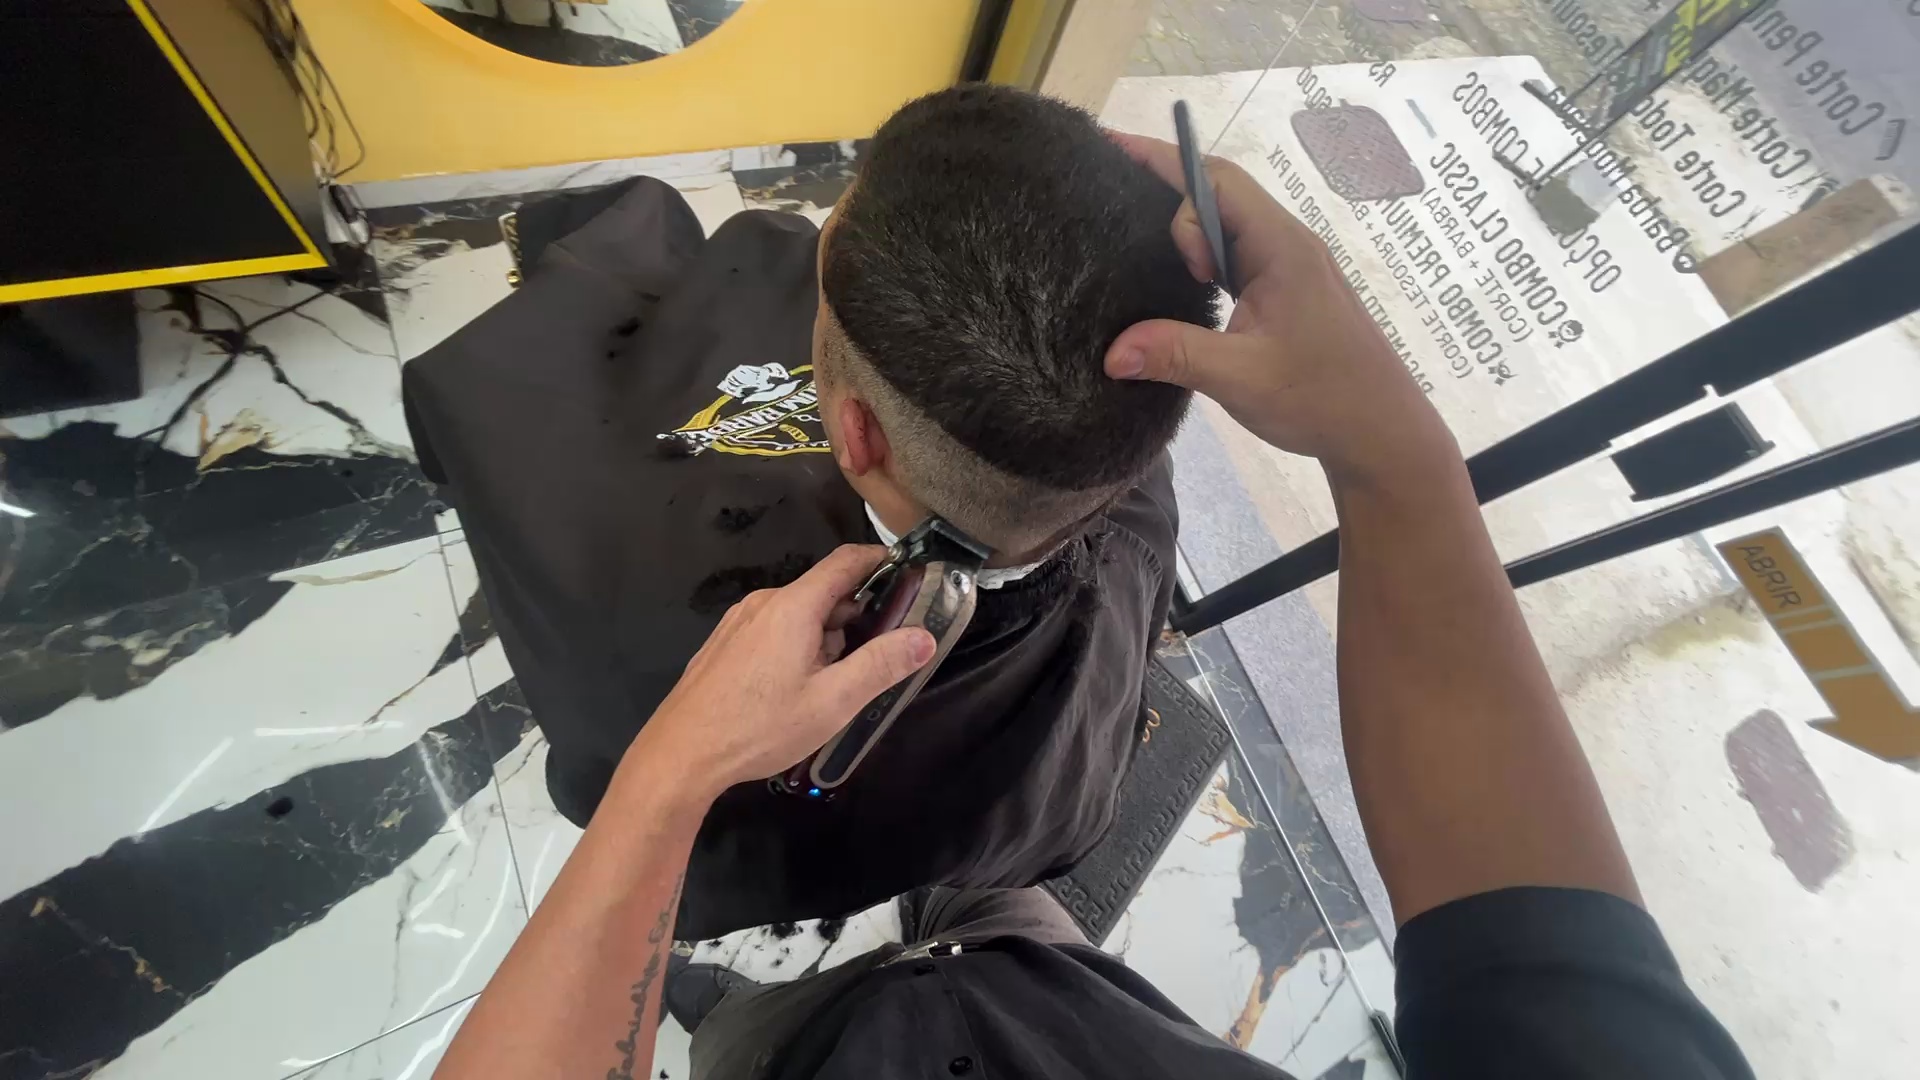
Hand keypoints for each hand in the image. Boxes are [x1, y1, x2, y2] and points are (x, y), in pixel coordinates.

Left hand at [627, 545, 935, 799]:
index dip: (881, 559)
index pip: (846, 561)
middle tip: (880, 653)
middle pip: (825, 592)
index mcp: (794, 606)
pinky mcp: (725, 643)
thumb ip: (881, 665)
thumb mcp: (832, 702)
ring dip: (827, 635)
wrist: (679, 756)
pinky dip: (799, 643)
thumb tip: (924, 636)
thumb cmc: (760, 727)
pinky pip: (774, 628)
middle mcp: (765, 602)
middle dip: (857, 615)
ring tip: (835, 682)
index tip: (910, 572)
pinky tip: (795, 687)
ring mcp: (740, 621)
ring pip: (799, 613)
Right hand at [1103, 132, 1457, 489]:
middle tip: (1111, 188)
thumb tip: (1112, 353)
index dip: (1167, 169)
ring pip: (1226, 226)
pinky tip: (1173, 278)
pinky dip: (1197, 256)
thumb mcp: (1240, 377)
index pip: (1218, 183)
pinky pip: (1233, 257)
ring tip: (1130, 232)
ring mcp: (1286, 269)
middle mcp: (1285, 245)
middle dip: (1166, 183)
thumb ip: (1176, 355)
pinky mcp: (1282, 294)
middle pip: (1220, 194)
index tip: (1117, 165)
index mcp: (1280, 248)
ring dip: (1182, 225)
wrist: (1378, 429)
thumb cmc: (1319, 396)